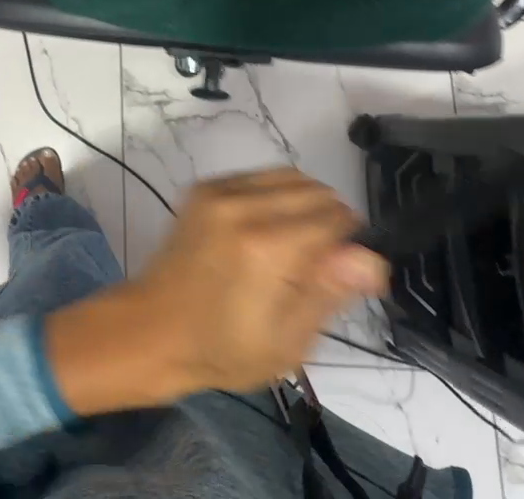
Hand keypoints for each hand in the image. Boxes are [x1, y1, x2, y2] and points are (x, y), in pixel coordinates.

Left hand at [44, 168, 388, 415]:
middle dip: (331, 220)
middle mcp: (242, 207)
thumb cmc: (223, 348)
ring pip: (289, 175)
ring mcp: (218, 193)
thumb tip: (371, 256)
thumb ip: (329, 290)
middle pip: (315, 191)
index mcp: (267, 248)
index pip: (336, 219)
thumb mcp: (288, 340)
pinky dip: (274, 193)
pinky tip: (267, 227)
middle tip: (321, 262)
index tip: (344, 273)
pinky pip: (258, 176)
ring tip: (296, 243)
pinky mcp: (202, 189)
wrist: (152, 329)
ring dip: (304, 202)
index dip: (351, 245)